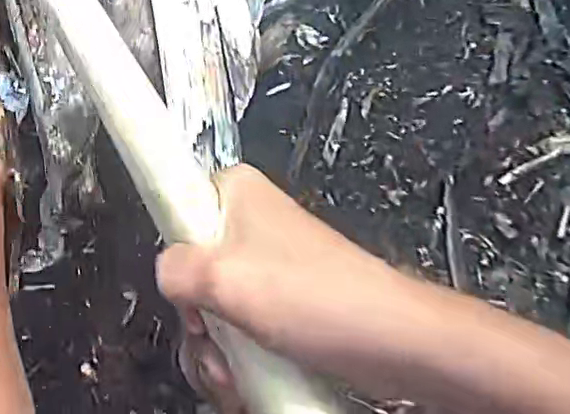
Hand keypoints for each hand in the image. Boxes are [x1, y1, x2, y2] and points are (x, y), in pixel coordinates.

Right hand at [156, 166, 420, 380]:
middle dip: (197, 318)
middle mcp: (247, 220)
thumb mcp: (224, 278)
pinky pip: (243, 325)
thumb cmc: (318, 298)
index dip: (174, 255)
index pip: (173, 205)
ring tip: (236, 374)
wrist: (402, 346)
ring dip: (216, 347)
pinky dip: (241, 355)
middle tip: (213, 343)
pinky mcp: (285, 300)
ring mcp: (267, 262)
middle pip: (192, 266)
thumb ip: (173, 268)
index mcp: (232, 189)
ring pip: (216, 304)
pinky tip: (251, 380)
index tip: (190, 291)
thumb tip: (166, 276)